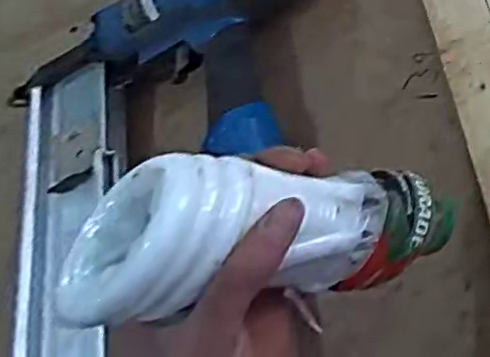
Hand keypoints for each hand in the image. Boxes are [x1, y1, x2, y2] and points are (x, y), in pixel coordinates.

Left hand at [163, 147, 331, 356]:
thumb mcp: (208, 329)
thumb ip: (240, 274)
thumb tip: (291, 203)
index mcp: (158, 271)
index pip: (182, 203)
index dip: (220, 172)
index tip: (260, 160)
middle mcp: (197, 262)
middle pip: (229, 199)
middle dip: (268, 169)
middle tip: (302, 161)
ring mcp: (238, 268)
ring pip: (265, 208)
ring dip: (295, 181)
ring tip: (321, 166)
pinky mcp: (276, 277)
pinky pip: (294, 232)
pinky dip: (316, 208)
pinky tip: (332, 192)